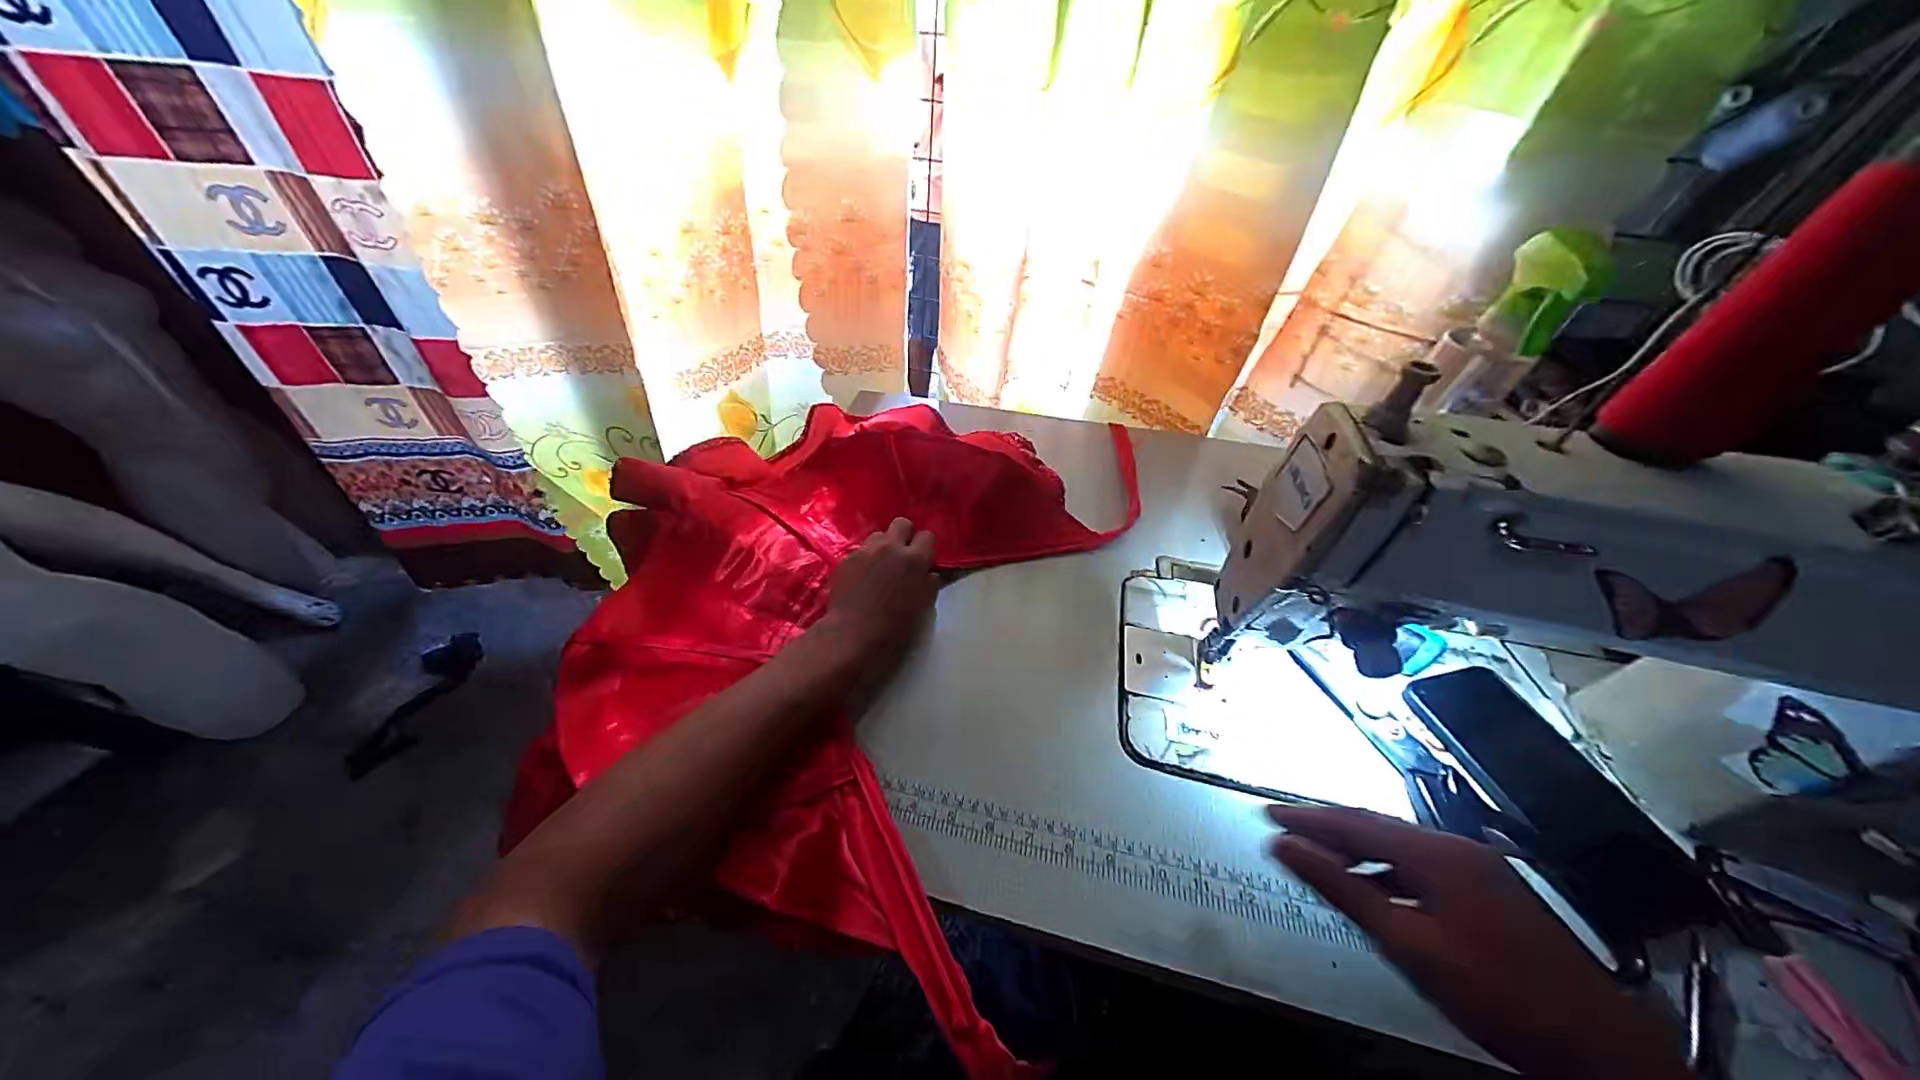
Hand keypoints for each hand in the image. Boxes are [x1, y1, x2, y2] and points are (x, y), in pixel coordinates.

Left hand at [811, 517, 937, 687]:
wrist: (852, 635)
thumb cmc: (894, 628)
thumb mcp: (923, 608)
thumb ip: (928, 585)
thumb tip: (928, 574)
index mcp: (914, 559)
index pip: (927, 536)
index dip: (926, 547)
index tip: (923, 560)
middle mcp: (890, 547)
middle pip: (901, 524)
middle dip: (904, 536)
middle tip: (902, 556)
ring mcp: (865, 551)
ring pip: (878, 535)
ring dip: (882, 547)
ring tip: (879, 566)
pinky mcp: (846, 559)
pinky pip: (860, 551)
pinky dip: (864, 560)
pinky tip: (861, 578)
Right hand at [1268, 805, 1687, 1079]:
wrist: (1597, 1048)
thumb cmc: (1499, 994)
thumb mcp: (1405, 941)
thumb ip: (1342, 888)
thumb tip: (1289, 848)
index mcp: (1436, 853)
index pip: (1355, 820)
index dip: (1307, 815)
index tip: (1272, 814)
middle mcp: (1459, 851)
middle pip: (1378, 827)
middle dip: (1328, 827)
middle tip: (1288, 829)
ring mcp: (1480, 871)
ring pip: (1401, 846)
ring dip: (1357, 848)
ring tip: (1321, 856)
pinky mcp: (1492, 894)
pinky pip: (1423, 866)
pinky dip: (1387, 868)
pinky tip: (1375, 886)